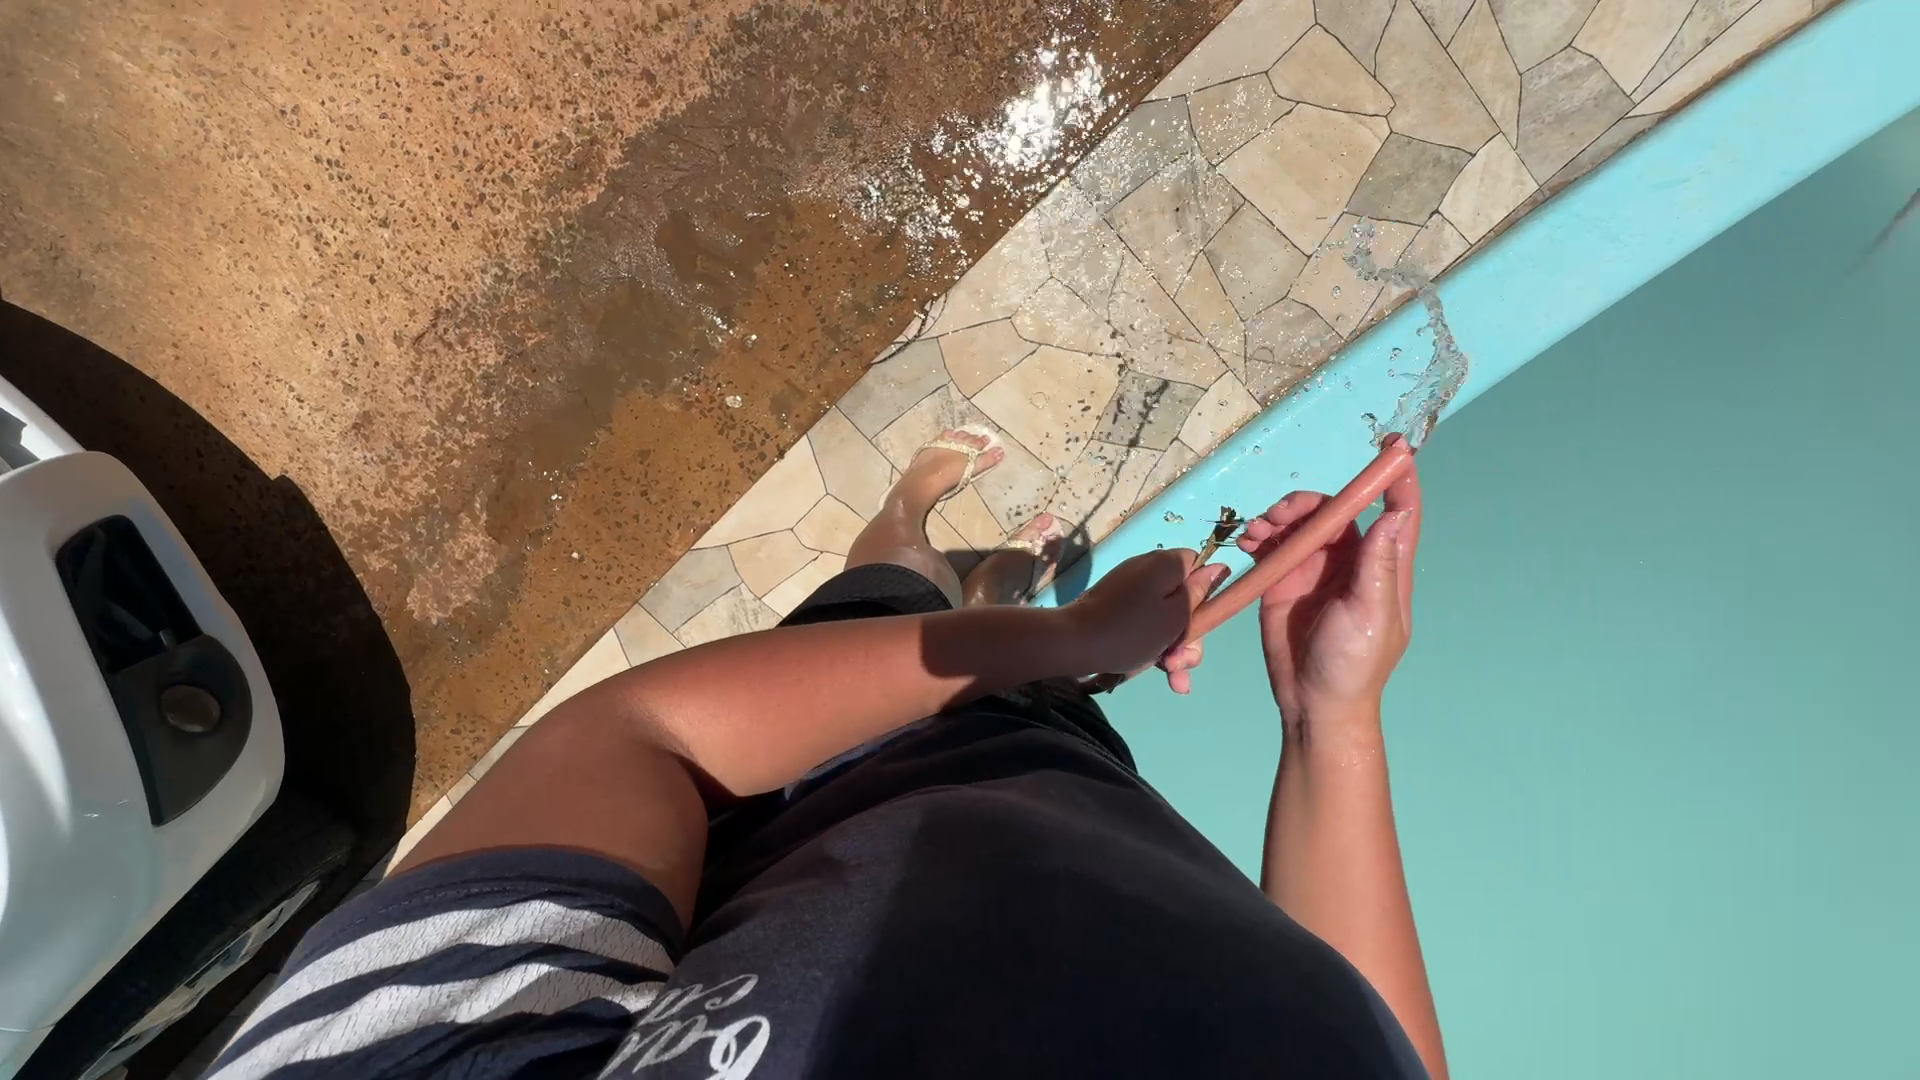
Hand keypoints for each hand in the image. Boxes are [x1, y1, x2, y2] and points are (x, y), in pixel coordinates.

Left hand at [1063, 549, 1227, 677]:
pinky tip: (1160, 673)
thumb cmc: (1131, 631)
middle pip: (1183, 599)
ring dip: (1173, 647)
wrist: (1074, 643)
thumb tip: (1218, 567)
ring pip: (1165, 617)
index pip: (1197, 564)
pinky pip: (1143, 624)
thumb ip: (1198, 593)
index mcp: (1165, 564)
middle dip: (1189, 634)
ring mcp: (1129, 590)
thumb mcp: (1176, 616)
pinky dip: (1152, 645)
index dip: (1205, 592)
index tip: (1202, 619)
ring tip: (1171, 676)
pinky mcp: (1115, 608)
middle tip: (1180, 661)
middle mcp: (1147, 570)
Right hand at [1161, 459, 1421, 714]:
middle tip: (1280, 514)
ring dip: (1278, 518)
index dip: (1397, 479)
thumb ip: (1380, 566)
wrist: (1310, 700)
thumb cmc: (1353, 663)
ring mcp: (1313, 569)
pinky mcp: (1282, 581)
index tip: (1393, 447)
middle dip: (1308, 503)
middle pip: (1334, 511)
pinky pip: (1272, 546)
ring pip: (1300, 524)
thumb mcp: (1371, 614)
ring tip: (1257, 531)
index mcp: (1383, 567)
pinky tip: (1248, 542)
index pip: (1398, 513)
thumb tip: (1395, 514)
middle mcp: (1349, 561)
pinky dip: (1260, 536)